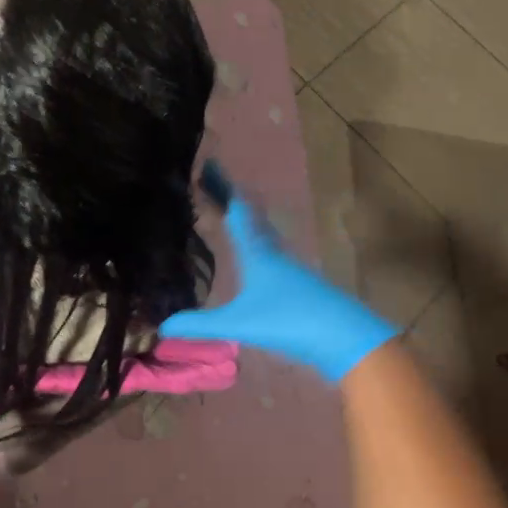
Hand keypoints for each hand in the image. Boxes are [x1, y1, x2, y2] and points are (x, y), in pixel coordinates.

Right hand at [159, 196, 395, 381]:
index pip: (237, 212)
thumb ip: (200, 324)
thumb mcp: (239, 324)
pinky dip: (254, 238)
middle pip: (250, 216)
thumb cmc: (291, 322)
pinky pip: (269, 249)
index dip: (222, 189)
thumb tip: (161, 327)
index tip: (208, 167)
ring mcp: (288, 268)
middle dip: (228, 197)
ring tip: (227, 208)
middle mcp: (274, 252)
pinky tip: (252, 252)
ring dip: (244, 216)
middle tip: (209, 181)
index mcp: (258, 252)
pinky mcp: (298, 285)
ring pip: (262, 232)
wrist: (347, 340)